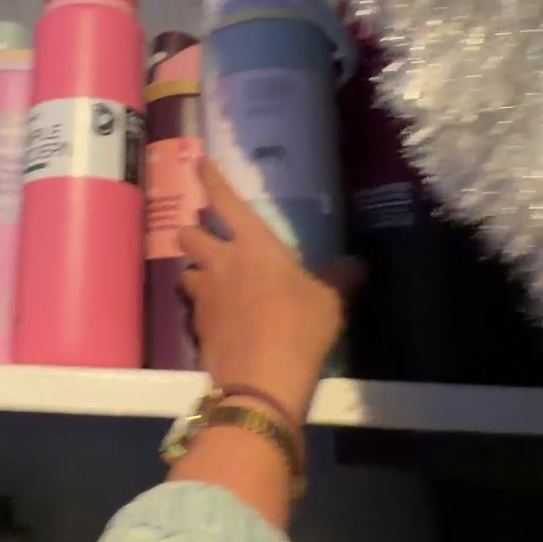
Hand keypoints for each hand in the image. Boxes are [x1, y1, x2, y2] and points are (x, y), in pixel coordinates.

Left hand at [176, 159, 357, 422]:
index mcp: (253, 245)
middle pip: (188, 234)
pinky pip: (193, 306)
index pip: (226, 201)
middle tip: (207, 239)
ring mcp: (205, 294)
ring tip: (211, 281)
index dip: (212, 179)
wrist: (261, 380)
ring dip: (195, 272)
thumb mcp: (329, 302)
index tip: (198, 161)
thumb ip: (338, 279)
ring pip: (186, 271)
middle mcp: (221, 262)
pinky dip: (202, 307)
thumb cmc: (299, 328)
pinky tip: (219, 318)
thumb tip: (356, 264)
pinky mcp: (197, 325)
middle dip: (193, 231)